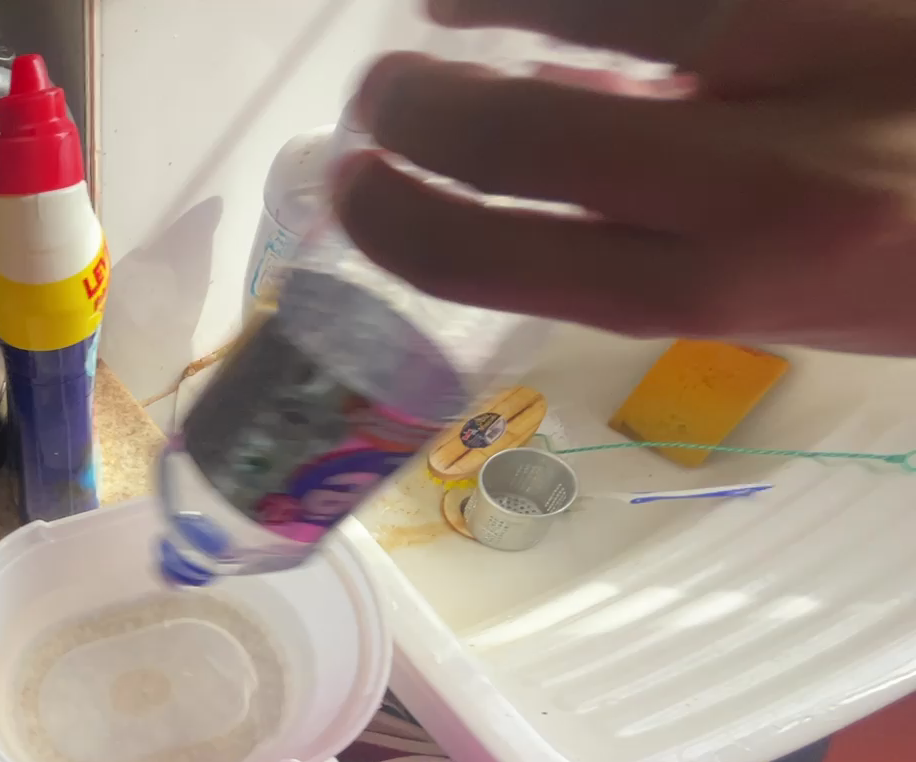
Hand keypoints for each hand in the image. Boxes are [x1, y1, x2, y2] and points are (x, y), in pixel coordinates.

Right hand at [335, 0, 915, 354]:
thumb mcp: (781, 292)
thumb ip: (649, 228)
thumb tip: (542, 118)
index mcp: (720, 281)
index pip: (485, 256)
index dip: (389, 216)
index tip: (348, 182)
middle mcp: (770, 178)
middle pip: (522, 132)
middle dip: (417, 109)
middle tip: (376, 90)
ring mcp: (853, 44)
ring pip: (622, 3)